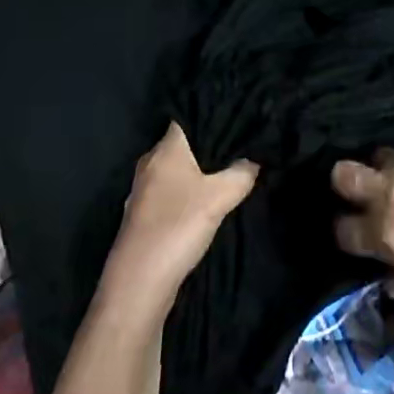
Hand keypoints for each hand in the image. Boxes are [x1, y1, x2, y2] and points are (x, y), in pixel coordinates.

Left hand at [107, 122, 258, 294]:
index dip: (210, 115)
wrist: (139, 279)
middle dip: (207, 145)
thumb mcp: (218, 198)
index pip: (186, 117)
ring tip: (226, 173)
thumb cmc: (177, 225)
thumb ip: (240, 174)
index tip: (234, 116)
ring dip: (197, 172)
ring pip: (175, 168)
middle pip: (181, 144)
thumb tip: (254, 158)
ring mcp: (144, 187)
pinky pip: (170, 190)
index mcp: (164, 148)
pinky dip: (186, 192)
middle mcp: (150, 161)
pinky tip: (204, 202)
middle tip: (238, 146)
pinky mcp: (144, 212)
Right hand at [332, 137, 393, 304]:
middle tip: (369, 200)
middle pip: (340, 175)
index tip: (362, 240)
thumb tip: (390, 276)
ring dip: (386, 172)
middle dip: (348, 187)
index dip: (349, 236)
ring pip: (376, 157)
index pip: (341, 230)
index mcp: (386, 235)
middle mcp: (387, 193)